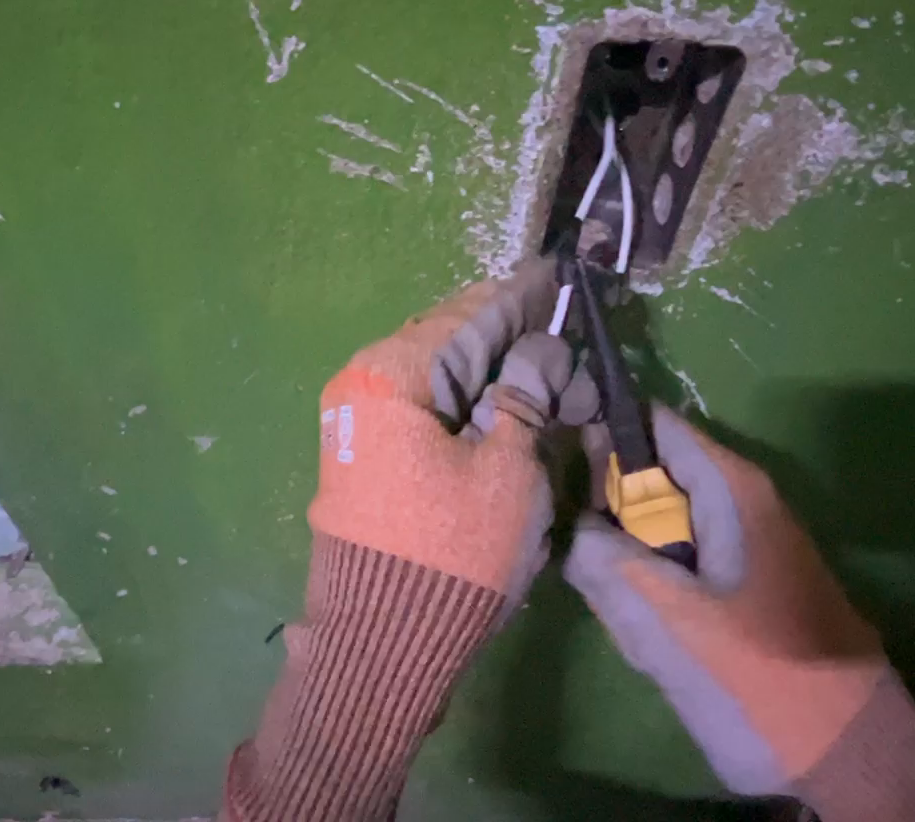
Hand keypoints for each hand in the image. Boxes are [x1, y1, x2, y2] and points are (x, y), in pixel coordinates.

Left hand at [312, 257, 590, 609]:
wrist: (379, 641)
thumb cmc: (452, 552)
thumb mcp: (507, 469)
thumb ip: (525, 394)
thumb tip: (541, 348)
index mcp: (390, 374)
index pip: (469, 318)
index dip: (520, 297)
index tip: (554, 272)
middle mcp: (362, 382)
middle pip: (448, 339)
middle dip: (508, 335)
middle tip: (558, 327)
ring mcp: (357, 416)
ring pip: (435, 372)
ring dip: (489, 369)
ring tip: (540, 364)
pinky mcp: (364, 448)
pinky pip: (420, 404)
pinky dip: (463, 398)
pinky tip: (499, 398)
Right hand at [565, 405, 888, 795]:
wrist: (855, 767)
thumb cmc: (761, 681)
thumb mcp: (666, 620)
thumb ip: (603, 559)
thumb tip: (570, 525)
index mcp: (729, 488)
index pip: (650, 421)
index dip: (597, 424)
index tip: (550, 455)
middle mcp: (739, 501)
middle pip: (647, 475)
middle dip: (608, 515)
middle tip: (592, 567)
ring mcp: (741, 543)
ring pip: (656, 525)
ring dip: (629, 563)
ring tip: (632, 619)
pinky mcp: (741, 583)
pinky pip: (676, 563)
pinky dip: (653, 589)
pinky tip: (657, 637)